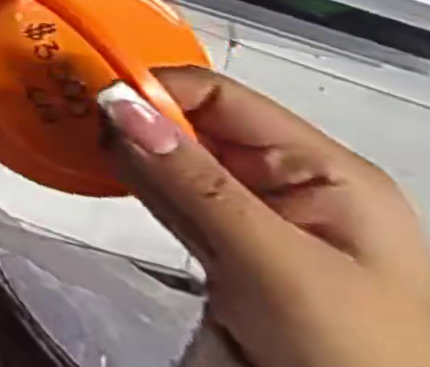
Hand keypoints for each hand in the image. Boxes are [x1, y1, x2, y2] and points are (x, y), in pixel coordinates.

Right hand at [100, 68, 429, 366]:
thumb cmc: (353, 352)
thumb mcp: (276, 264)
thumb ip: (194, 181)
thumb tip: (118, 101)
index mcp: (323, 171)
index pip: (221, 98)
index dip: (157, 90)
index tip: (95, 98)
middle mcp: (288, 182)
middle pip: (195, 125)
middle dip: (136, 120)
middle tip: (76, 118)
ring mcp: (257, 217)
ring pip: (176, 160)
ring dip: (130, 149)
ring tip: (80, 139)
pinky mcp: (229, 246)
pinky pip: (173, 196)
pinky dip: (138, 181)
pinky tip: (104, 168)